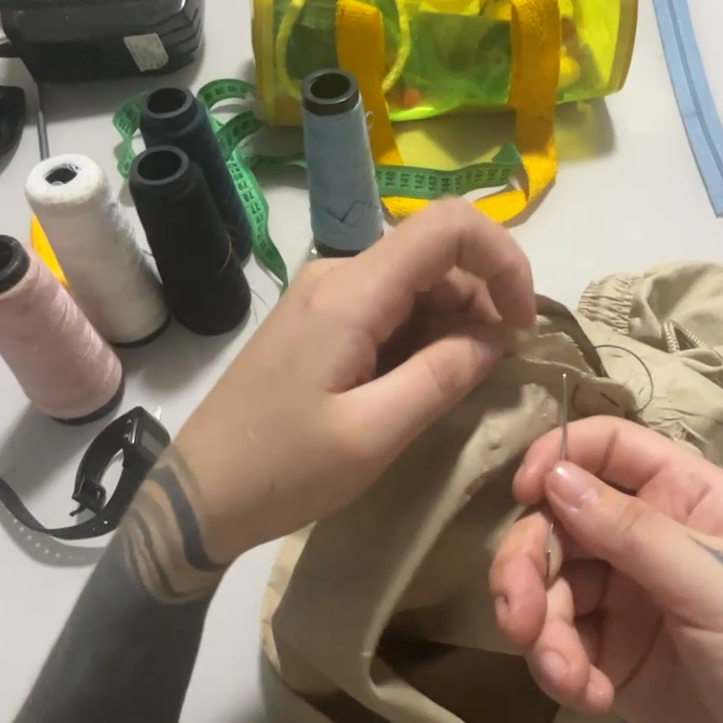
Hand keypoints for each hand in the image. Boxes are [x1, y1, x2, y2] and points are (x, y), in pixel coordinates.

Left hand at [174, 199, 533, 566]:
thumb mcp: (374, 434)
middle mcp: (337, 276)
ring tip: (453, 387)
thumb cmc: (284, 470)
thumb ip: (442, 376)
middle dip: (482, 302)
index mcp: (351, 293)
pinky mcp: (316, 323)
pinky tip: (416, 384)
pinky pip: (386, 309)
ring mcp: (322, 297)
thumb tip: (495, 335)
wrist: (200, 494)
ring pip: (414, 284)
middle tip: (490, 372)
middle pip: (434, 257)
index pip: (447, 227)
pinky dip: (420, 336)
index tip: (522, 324)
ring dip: (452, 324)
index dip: (503, 261)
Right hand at [489, 417, 722, 722]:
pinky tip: (590, 698)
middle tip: (517, 617)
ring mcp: (630, 599)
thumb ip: (633, 531)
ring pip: (551, 585)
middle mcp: (651, 539)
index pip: (610, 449)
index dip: (560, 457)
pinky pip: (562, 642)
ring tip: (563, 675)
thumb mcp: (719, 588)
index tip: (524, 496)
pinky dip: (561, 667)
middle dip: (528, 565)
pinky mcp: (616, 656)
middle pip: (560, 521)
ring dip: (541, 627)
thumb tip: (555, 476)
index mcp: (690, 499)